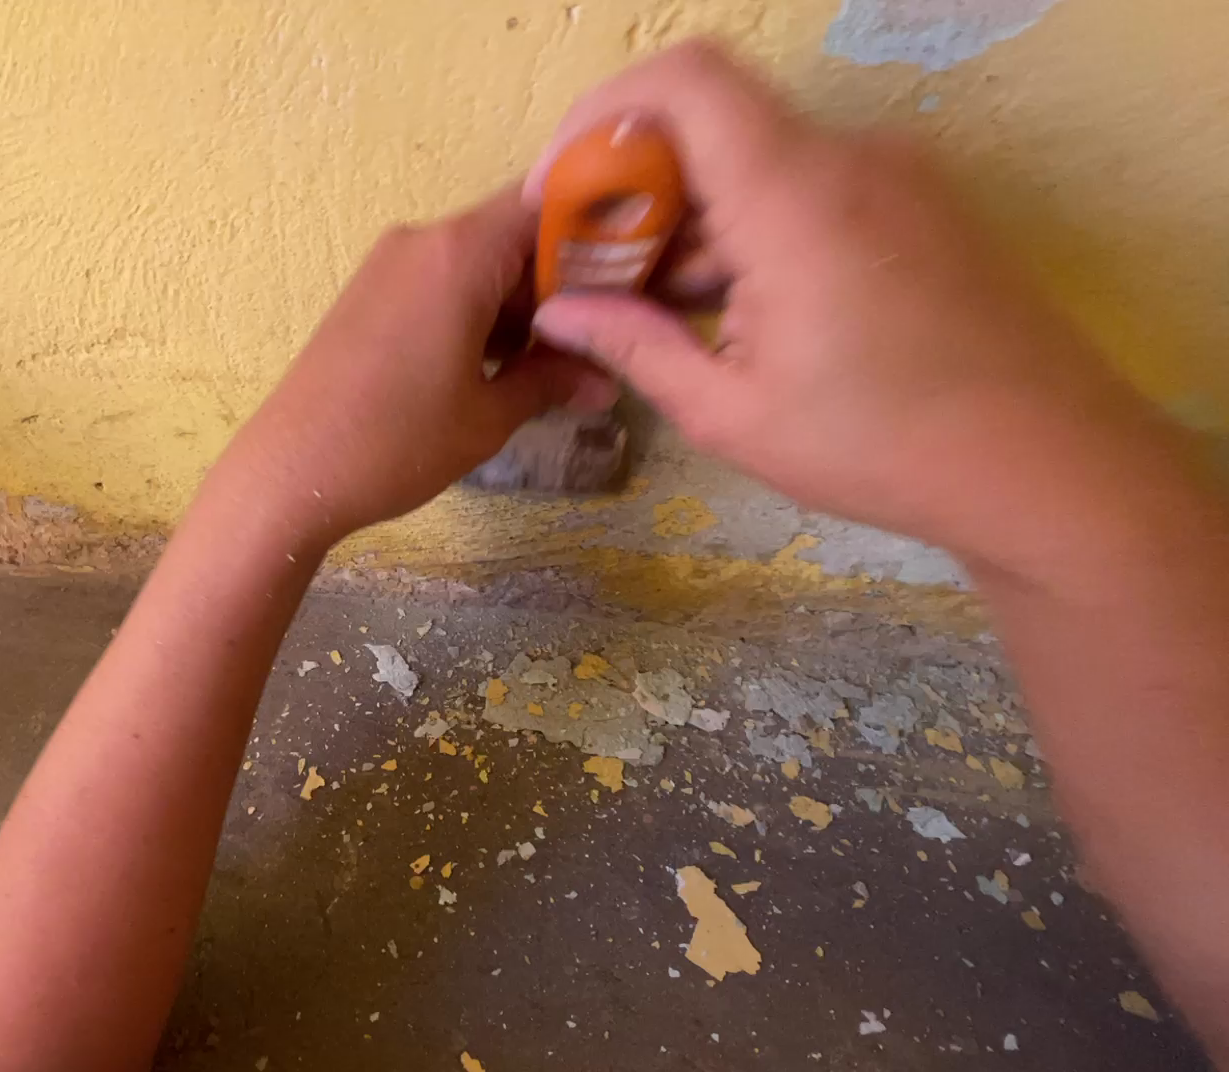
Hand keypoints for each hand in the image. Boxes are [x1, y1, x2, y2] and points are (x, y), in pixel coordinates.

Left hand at [205, 185, 614, 550]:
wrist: (288, 474)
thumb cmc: (396, 443)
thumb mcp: (488, 416)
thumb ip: (551, 380)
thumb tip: (606, 379)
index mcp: (459, 250)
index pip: (553, 206)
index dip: (602, 238)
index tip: (634, 284)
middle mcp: (420, 240)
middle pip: (513, 236)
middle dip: (560, 285)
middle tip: (599, 340)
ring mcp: (385, 268)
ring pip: (475, 265)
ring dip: (517, 307)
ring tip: (549, 365)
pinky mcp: (364, 299)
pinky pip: (437, 286)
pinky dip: (473, 315)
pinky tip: (492, 366)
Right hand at [524, 42, 1187, 570]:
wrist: (1042, 464)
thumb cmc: (870, 443)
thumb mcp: (723, 408)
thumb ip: (631, 345)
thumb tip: (554, 313)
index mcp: (794, 199)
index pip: (683, 84)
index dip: (598, 116)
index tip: (552, 190)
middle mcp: (845, 159)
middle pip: (704, 128)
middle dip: (623, 191)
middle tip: (579, 272)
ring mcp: (883, 177)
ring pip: (743, 165)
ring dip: (674, 223)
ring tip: (633, 305)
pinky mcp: (903, 205)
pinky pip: (789, 192)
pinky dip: (727, 235)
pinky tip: (703, 307)